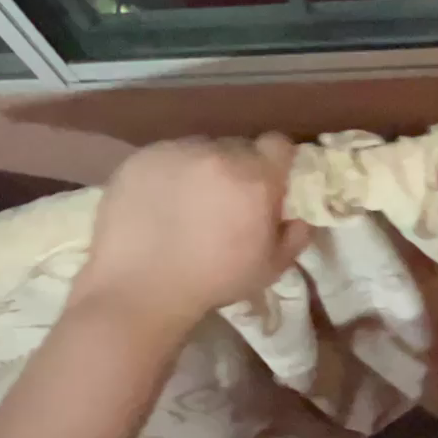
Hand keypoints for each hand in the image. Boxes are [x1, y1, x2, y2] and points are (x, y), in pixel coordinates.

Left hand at [74, 134, 310, 333]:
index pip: (279, 144)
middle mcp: (218, 154)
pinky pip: (166, 155)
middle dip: (238, 169)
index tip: (267, 185)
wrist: (137, 292)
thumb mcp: (269, 269)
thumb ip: (294, 235)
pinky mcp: (142, 157)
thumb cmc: (211, 282)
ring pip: (201, 149)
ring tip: (186, 203)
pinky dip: (168, 172)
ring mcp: (176, 152)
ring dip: (202, 168)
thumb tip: (300, 215)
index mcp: (254, 178)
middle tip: (224, 201)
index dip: (276, 163)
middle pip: (239, 147)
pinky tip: (158, 203)